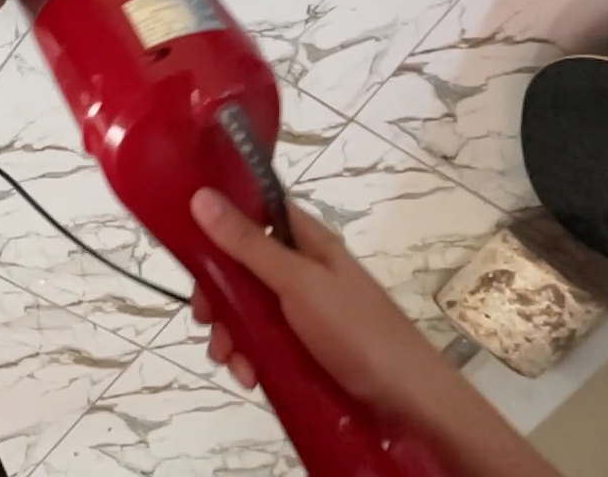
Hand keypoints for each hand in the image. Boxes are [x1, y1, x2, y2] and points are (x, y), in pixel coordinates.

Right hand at [188, 188, 457, 422]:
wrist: (420, 412)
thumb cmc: (361, 334)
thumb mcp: (298, 284)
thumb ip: (247, 244)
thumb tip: (199, 195)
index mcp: (305, 241)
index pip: (253, 210)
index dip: (218, 219)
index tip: (187, 240)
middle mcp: (301, 268)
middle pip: (239, 264)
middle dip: (216, 293)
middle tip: (204, 317)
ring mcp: (303, 309)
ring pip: (245, 306)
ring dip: (228, 331)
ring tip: (228, 360)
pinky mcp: (304, 346)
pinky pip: (261, 340)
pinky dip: (247, 355)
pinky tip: (246, 375)